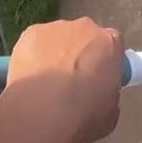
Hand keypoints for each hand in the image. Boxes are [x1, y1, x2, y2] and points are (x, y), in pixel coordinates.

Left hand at [2, 18, 124, 142]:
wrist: (42, 110)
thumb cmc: (83, 115)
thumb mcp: (109, 114)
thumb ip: (108, 95)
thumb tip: (99, 95)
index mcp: (109, 43)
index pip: (112, 45)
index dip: (105, 62)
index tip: (98, 80)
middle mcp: (85, 27)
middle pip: (85, 37)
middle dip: (80, 55)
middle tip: (72, 84)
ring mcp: (55, 27)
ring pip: (58, 39)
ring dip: (56, 56)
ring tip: (46, 87)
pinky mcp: (31, 33)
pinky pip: (35, 44)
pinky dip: (34, 58)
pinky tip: (29, 81)